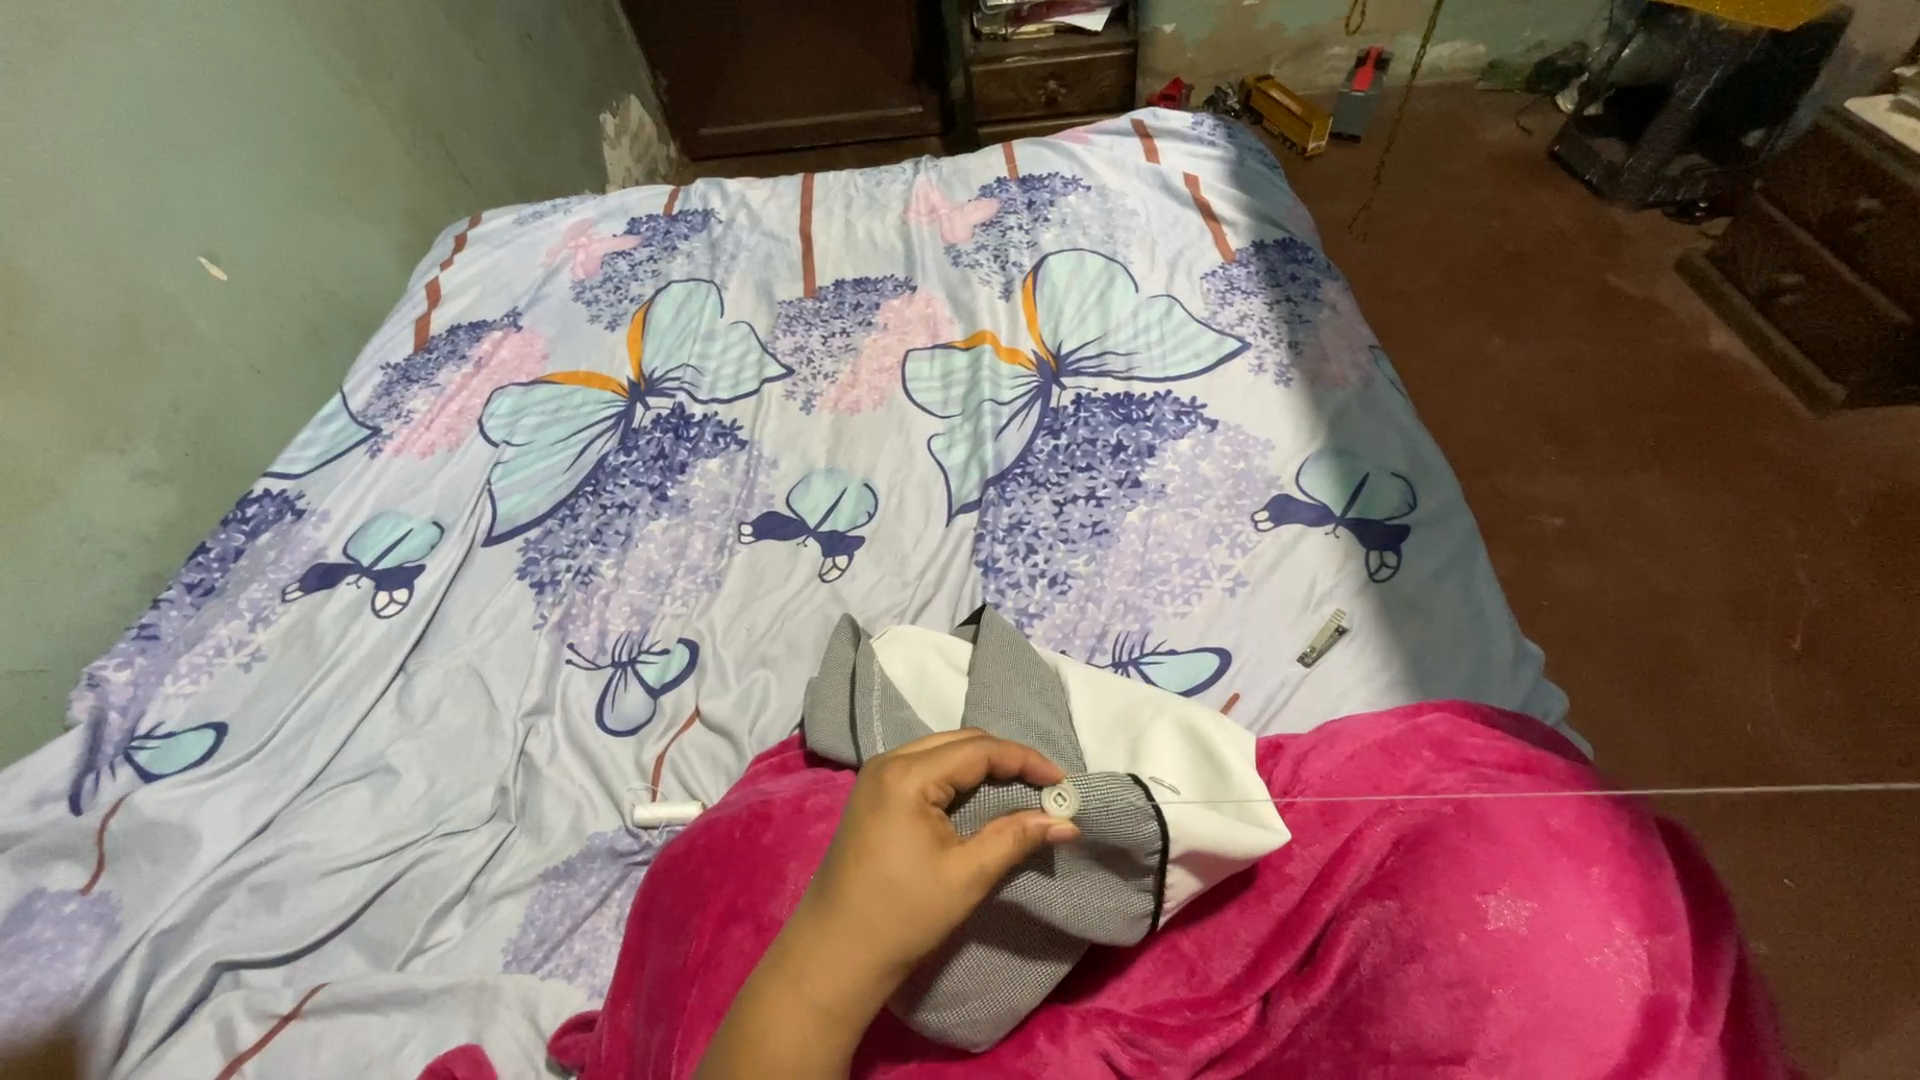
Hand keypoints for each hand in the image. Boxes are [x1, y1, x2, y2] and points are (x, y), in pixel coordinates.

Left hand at [697, 730, 1078, 1078]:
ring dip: (984, 765)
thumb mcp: (967, 876)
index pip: (979, 750)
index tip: (1063, 781)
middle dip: (1007, 758)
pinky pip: (927, 767)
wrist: (834, 954)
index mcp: (907, 775)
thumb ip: (1016, 838)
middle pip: (961, 742)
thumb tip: (1067, 822)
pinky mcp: (874, 793)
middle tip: (1046, 785)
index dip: (1025, 760)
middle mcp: (889, 762)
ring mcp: (877, 776)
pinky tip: (982, 795)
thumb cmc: (902, 915)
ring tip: (1022, 788)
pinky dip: (960, 775)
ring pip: (943, 751)